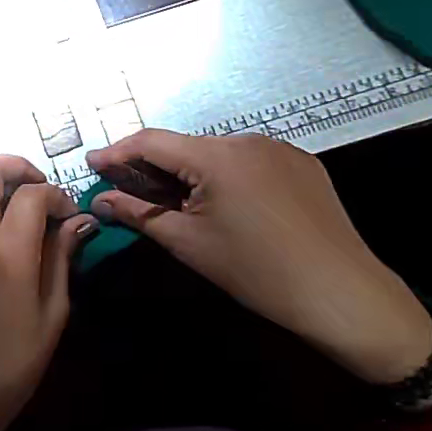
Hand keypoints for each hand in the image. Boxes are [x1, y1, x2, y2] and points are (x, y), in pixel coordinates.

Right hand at [86, 131, 431, 383]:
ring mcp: (280, 148)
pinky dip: (228, 177)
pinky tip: (230, 207)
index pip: (152, 141)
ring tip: (180, 204)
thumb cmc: (255, 271)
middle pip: (187, 147)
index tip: (93, 165)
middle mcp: (248, 139)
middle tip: (131, 192)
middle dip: (155, 167)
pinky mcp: (302, 163)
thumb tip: (103, 199)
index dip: (117, 152)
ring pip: (219, 154)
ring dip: (192, 172)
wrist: (339, 290)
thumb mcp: (189, 244)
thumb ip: (141, 214)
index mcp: (216, 155)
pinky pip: (251, 162)